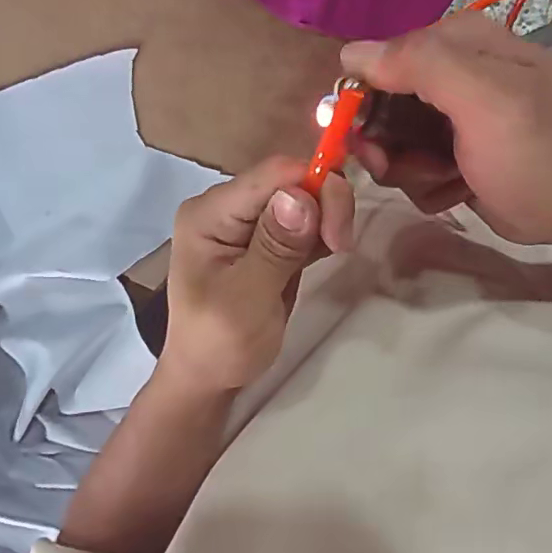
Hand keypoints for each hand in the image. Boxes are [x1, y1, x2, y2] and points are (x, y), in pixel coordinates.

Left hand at [158, 156, 354, 392]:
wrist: (208, 377)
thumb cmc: (219, 343)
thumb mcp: (247, 298)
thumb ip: (274, 247)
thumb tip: (300, 195)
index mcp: (209, 213)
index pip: (271, 175)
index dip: (314, 186)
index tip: (340, 231)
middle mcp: (225, 207)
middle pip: (289, 180)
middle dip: (325, 203)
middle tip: (342, 247)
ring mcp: (246, 222)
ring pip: (302, 196)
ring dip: (328, 217)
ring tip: (337, 252)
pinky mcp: (266, 239)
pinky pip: (303, 219)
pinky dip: (322, 230)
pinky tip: (329, 250)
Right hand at [342, 12, 551, 245]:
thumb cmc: (538, 158)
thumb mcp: (486, 102)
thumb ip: (421, 66)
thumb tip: (350, 53)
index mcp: (462, 43)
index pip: (382, 57)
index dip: (367, 98)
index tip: (368, 138)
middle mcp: (454, 72)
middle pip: (381, 102)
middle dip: (386, 142)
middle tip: (396, 167)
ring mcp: (452, 115)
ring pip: (391, 139)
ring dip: (407, 168)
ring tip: (443, 180)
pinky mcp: (453, 151)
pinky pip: (411, 163)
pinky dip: (424, 183)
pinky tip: (454, 190)